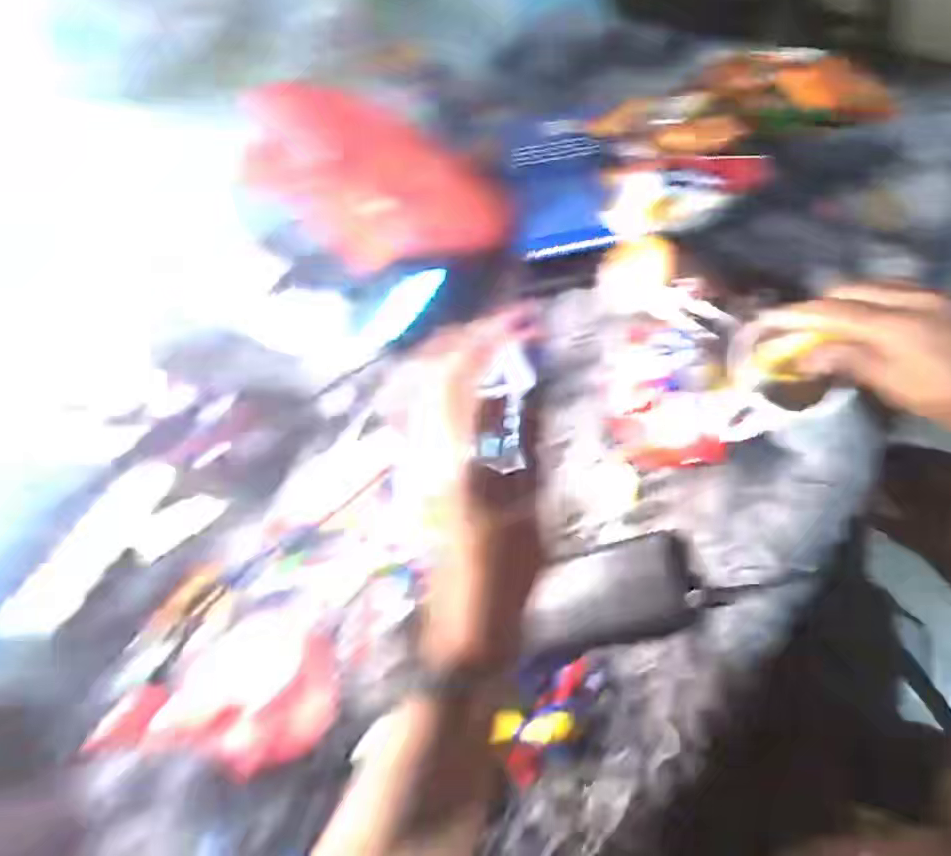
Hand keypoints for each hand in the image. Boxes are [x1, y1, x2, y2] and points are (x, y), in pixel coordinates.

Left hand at [409, 315, 542, 671]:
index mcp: (461, 462)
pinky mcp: (423, 481)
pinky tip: (475, 390)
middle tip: (505, 324)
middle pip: (436, 380)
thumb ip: (526, 444)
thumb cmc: (507, 574)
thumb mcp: (531, 508)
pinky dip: (451, 390)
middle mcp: (430, 457)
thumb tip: (528, 389)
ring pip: (427, 396)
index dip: (492, 344)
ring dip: (457, 362)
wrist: (465, 628)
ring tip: (492, 344)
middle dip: (468, 342)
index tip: (521, 322)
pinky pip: (430, 418)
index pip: (468, 383)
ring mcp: (420, 469)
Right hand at [761, 282, 950, 455]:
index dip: (798, 314)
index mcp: (898, 321)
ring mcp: (940, 294)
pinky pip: (904, 289)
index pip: (833, 309)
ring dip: (852, 300)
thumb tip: (807, 351)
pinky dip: (879, 300)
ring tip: (840, 326)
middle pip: (854, 288)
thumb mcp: (902, 390)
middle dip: (823, 304)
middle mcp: (915, 296)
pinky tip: (883, 323)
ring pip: (879, 285)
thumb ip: (853, 362)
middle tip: (804, 330)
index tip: (769, 319)